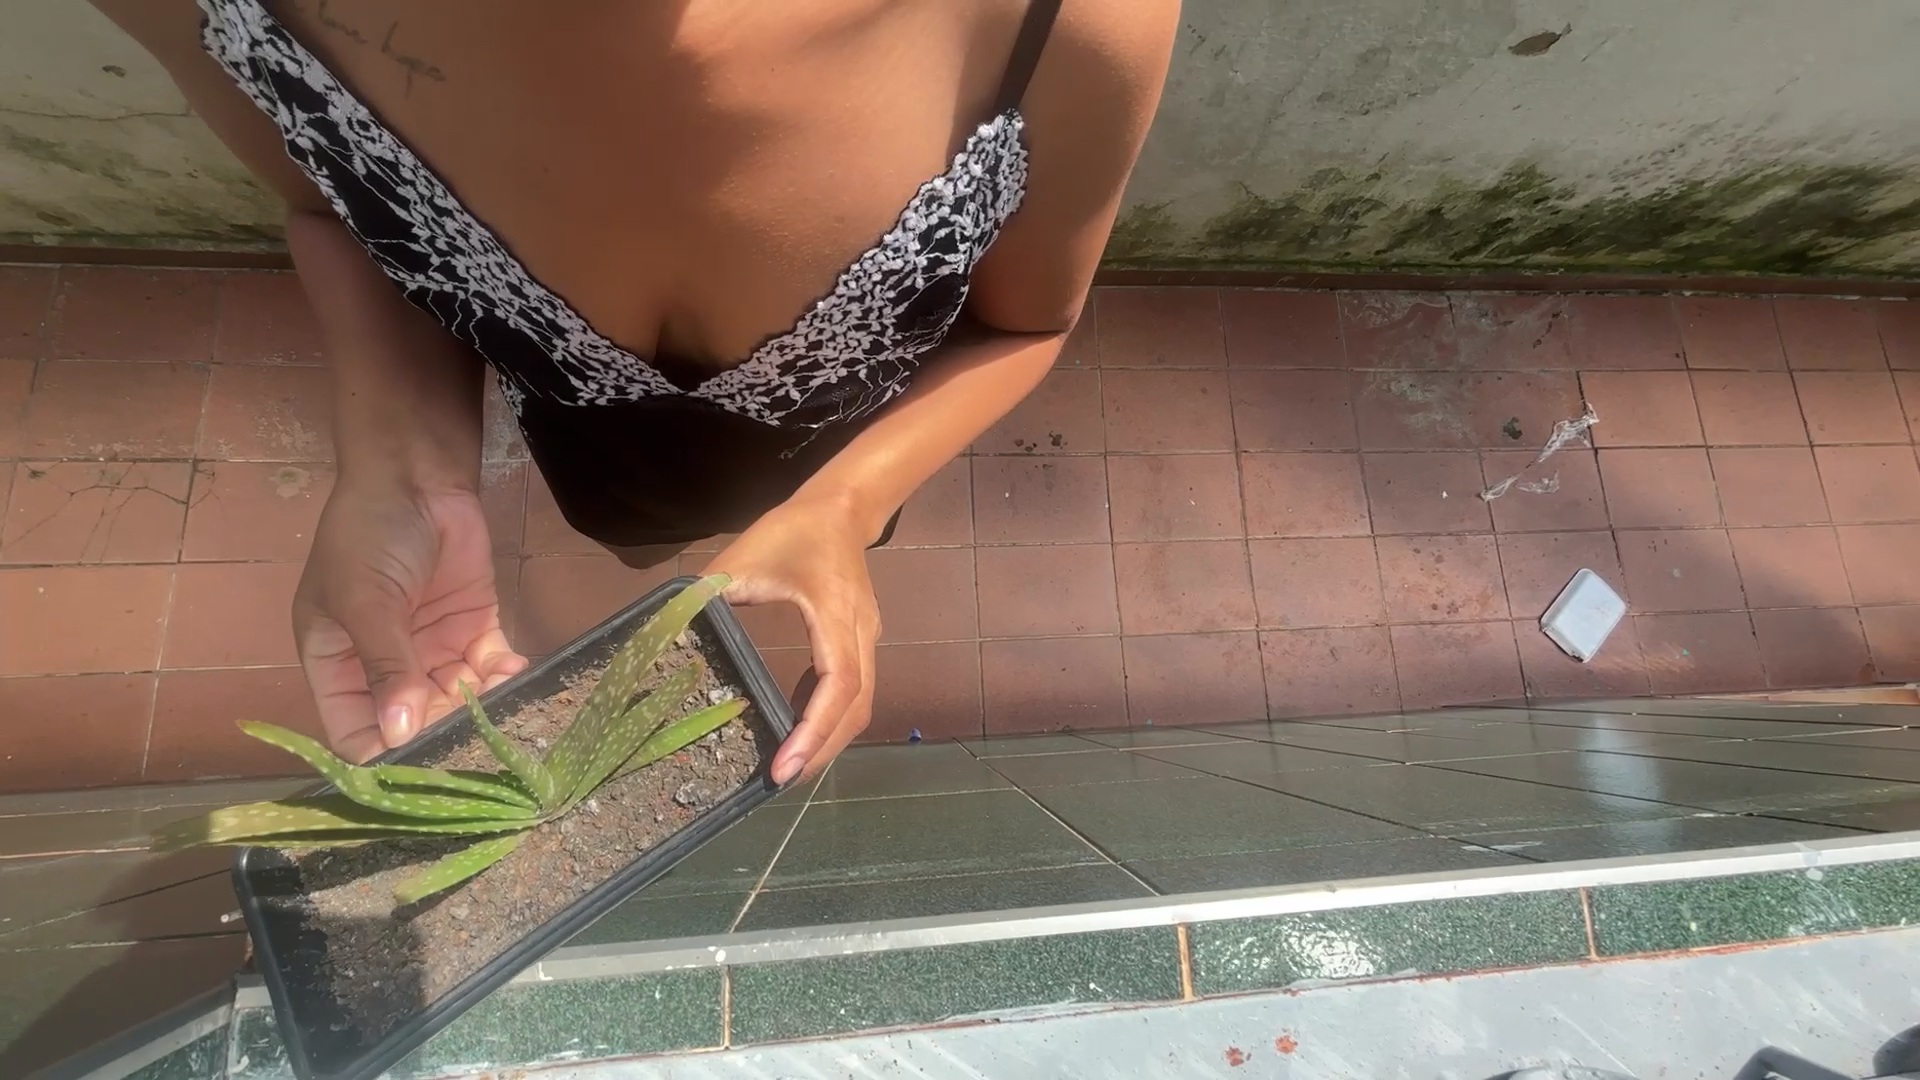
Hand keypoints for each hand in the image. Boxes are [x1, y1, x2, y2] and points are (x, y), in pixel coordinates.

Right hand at [293, 475, 526, 761]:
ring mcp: (434, 645)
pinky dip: (505, 674)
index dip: (381, 751)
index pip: (353, 727)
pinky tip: (518, 676)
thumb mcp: (365, 601)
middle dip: (443, 731)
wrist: (419, 483)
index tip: (415, 771)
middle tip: (475, 742)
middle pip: (415, 717)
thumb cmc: (370, 538)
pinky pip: (491, 663)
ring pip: (458, 695)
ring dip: (480, 706)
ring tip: (503, 709)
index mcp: (338, 662)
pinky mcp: (476, 625)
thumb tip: (398, 733)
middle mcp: (387, 663)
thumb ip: (386, 665)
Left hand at [706, 494, 880, 784]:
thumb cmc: (792, 530)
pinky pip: (854, 690)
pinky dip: (830, 717)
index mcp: (833, 613)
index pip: (836, 684)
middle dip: (822, 750)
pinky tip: (799, 725)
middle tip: (780, 780)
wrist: (842, 510)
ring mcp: (867, 638)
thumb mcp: (742, 561)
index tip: (783, 769)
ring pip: (860, 704)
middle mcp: (860, 634)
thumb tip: (667, 644)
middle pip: (856, 708)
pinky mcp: (861, 640)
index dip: (813, 731)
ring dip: (829, 739)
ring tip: (789, 764)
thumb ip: (707, 601)